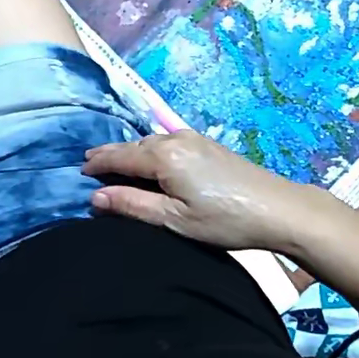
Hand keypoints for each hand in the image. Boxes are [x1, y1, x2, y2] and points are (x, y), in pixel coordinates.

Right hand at [82, 130, 331, 253]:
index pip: (119, 156)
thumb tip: (96, 197)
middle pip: (133, 145)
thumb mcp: (174, 219)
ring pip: (151, 142)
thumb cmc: (224, 219)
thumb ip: (133, 205)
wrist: (279, 209)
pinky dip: (150, 150)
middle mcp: (175, 139)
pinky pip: (167, 142)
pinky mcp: (207, 144)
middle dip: (111, 154)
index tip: (80, 170)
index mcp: (162, 156)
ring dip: (131, 152)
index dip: (97, 164)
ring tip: (115, 163)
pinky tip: (149, 160)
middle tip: (90, 163)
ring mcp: (193, 138)